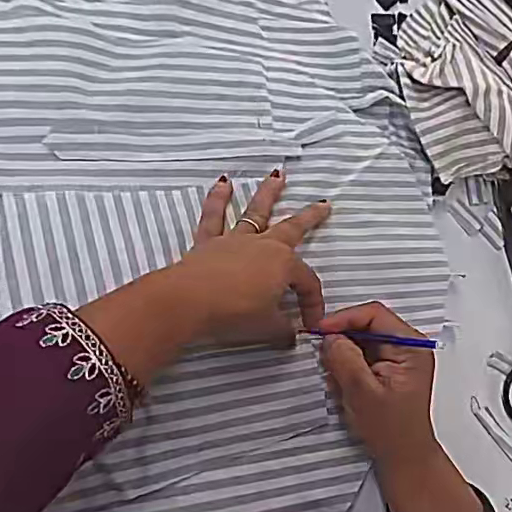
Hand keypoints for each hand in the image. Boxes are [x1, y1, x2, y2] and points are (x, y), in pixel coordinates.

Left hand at [172, 170, 330, 346]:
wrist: (188, 302)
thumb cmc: (234, 313)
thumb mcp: (267, 327)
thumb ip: (283, 329)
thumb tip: (292, 334)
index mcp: (283, 265)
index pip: (306, 282)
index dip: (312, 303)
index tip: (310, 324)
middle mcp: (263, 246)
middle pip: (292, 229)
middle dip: (310, 218)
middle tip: (323, 205)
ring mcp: (235, 240)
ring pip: (256, 212)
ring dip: (268, 194)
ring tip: (277, 176)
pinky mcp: (208, 242)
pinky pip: (214, 217)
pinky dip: (217, 200)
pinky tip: (222, 184)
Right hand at [317, 300, 439, 465]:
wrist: (404, 456)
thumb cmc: (392, 431)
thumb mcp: (362, 392)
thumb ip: (345, 359)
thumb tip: (330, 337)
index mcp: (411, 347)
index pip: (374, 314)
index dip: (344, 319)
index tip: (321, 331)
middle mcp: (408, 347)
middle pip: (367, 325)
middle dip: (343, 339)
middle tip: (324, 355)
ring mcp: (398, 357)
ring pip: (361, 340)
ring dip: (344, 355)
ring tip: (337, 378)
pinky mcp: (388, 368)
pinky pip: (362, 355)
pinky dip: (348, 365)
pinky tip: (344, 384)